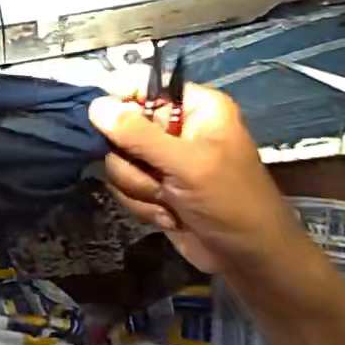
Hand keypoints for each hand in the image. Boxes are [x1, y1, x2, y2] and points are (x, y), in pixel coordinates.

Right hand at [88, 84, 306, 275]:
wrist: (249, 259)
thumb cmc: (230, 203)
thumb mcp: (186, 165)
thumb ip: (138, 135)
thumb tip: (95, 106)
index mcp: (193, 107)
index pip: (140, 84)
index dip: (118, 102)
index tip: (106, 125)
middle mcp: (174, 126)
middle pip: (120, 125)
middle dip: (133, 161)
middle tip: (158, 178)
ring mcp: (161, 158)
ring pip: (117, 159)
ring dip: (138, 186)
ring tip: (169, 201)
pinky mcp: (152, 185)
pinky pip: (122, 184)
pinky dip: (142, 203)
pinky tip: (168, 214)